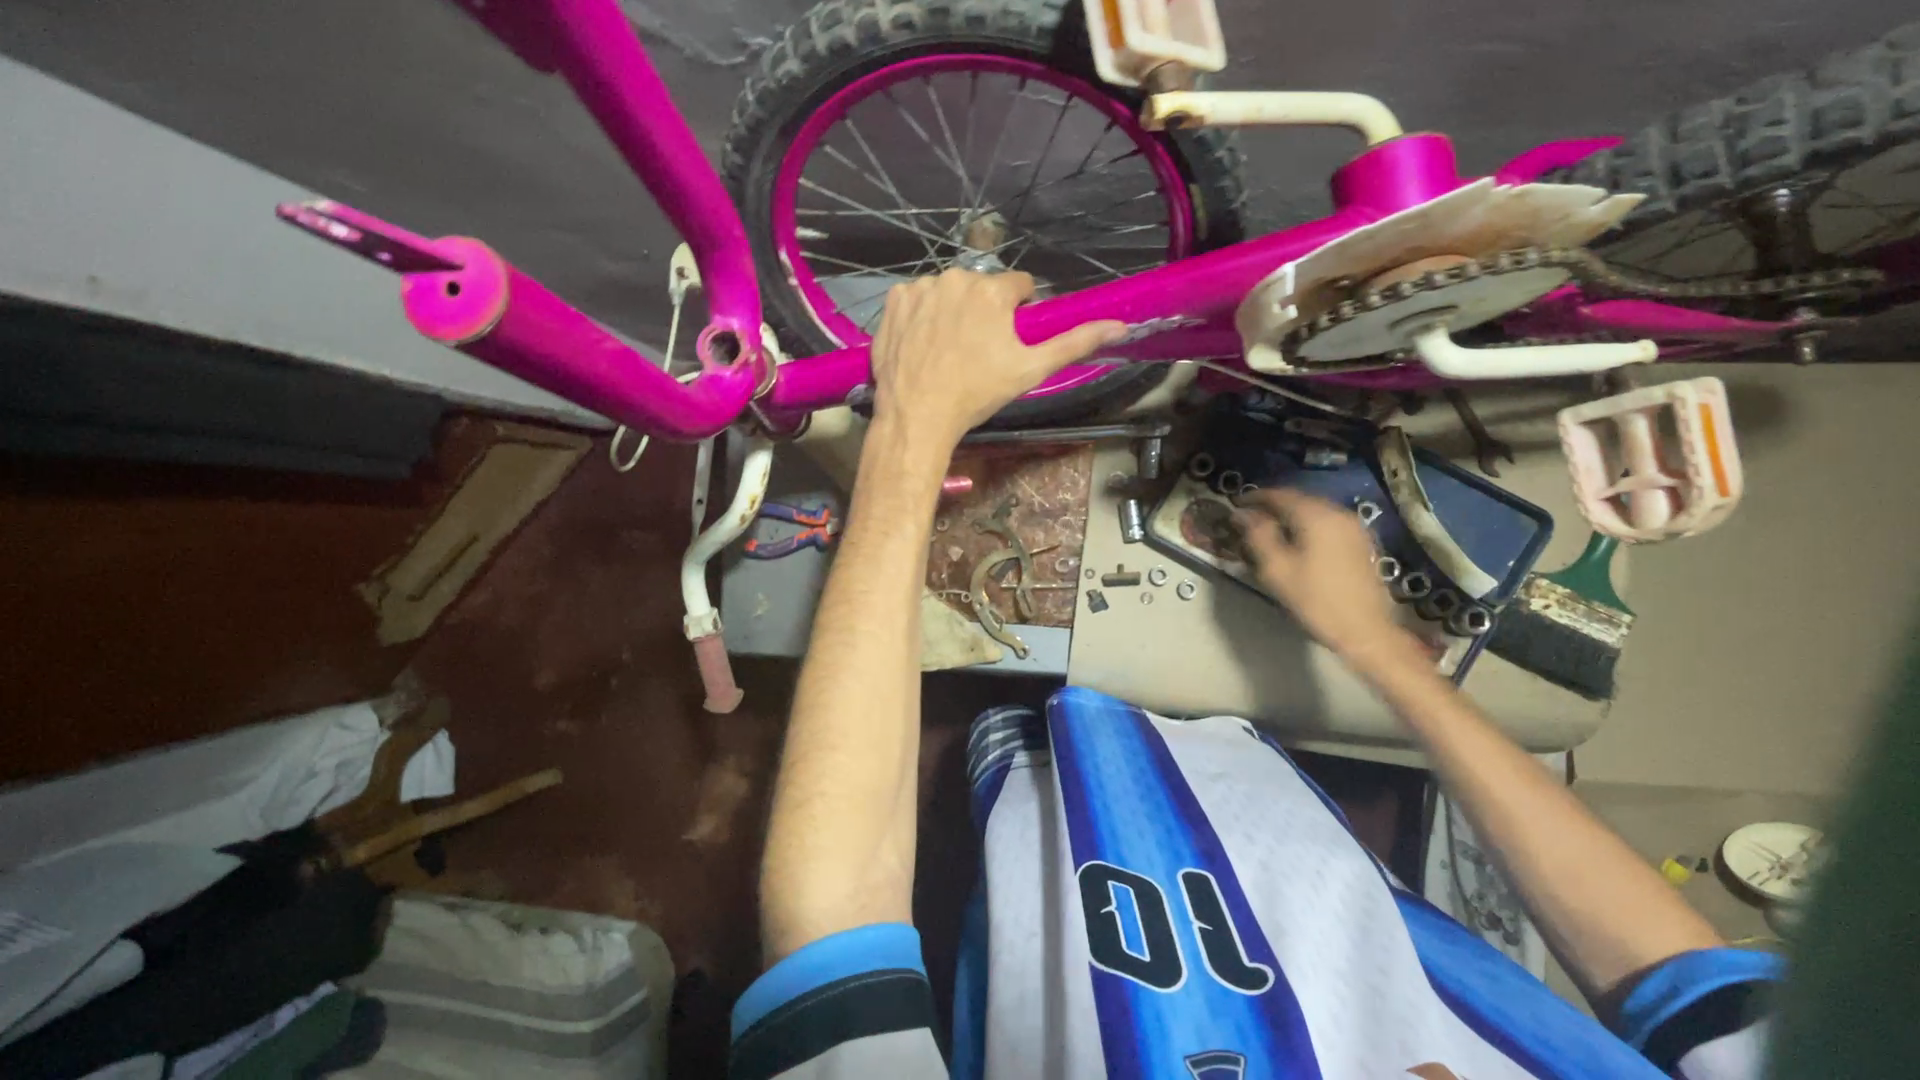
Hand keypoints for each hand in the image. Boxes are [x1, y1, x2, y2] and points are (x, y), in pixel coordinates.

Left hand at [868, 269, 1124, 448]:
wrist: (918, 414)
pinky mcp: (894, 301)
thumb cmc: (978, 393)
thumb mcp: (1032, 370)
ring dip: (952, 312)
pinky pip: (917, 299)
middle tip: (977, 352)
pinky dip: (922, 316)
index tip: (1008, 342)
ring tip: (948, 350)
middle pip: (981, 288)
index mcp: (993, 290)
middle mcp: (957, 277)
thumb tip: (1121, 325)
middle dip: (983, 312)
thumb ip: (1075, 342)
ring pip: (949, 292)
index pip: (1019, 286)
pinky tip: (923, 344)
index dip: (1018, 313)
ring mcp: (921, 287)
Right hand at [1235, 489, 1401, 658]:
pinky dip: (1308, 525)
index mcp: (1317, 516)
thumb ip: (1258, 535)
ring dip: (1291, 515)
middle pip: (1300, 499)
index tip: (1236, 503)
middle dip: (1273, 505)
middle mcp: (1338, 513)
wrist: (1365, 630)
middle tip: (1251, 517)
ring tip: (1271, 530)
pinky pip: (1328, 523)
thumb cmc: (1315, 600)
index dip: (1255, 497)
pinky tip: (1298, 541)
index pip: (1281, 495)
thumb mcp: (1277, 569)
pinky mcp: (1362, 542)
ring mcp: (1354, 527)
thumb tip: (1242, 514)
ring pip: (1315, 511)